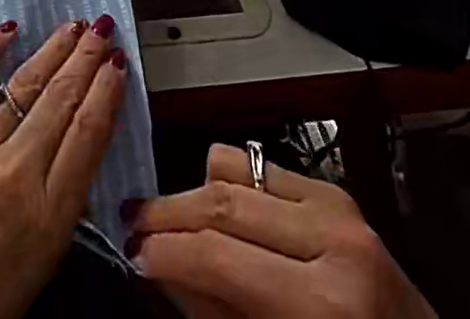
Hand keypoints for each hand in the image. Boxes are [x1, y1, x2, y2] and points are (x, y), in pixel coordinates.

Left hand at [0, 16, 128, 318]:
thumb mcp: (46, 256)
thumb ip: (64, 197)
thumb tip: (78, 140)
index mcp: (49, 212)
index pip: (88, 134)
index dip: (107, 92)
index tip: (119, 65)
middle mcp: (13, 171)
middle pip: (59, 100)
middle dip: (86, 60)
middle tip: (100, 31)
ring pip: (21, 85)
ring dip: (51, 52)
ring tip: (71, 28)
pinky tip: (6, 30)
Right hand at [124, 144, 434, 318]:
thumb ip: (209, 307)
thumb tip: (155, 263)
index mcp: (325, 302)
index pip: (214, 254)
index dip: (162, 251)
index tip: (132, 253)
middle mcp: (334, 241)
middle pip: (218, 202)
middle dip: (165, 214)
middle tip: (133, 224)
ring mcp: (337, 208)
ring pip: (228, 169)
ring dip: (191, 193)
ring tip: (174, 219)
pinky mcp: (334, 193)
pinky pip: (254, 164)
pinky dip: (225, 180)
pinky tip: (221, 211)